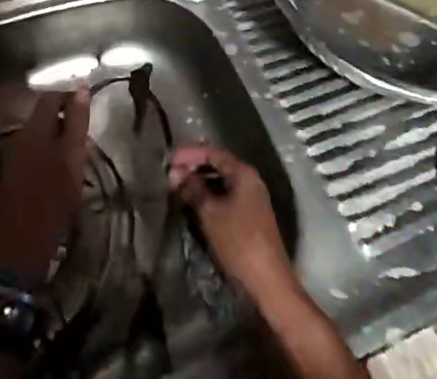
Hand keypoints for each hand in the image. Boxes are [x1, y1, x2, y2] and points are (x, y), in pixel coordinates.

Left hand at [0, 89, 90, 285]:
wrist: (22, 247)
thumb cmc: (53, 200)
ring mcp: (13, 156)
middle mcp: (19, 136)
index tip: (91, 107)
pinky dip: (49, 153)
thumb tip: (81, 91)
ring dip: (59, 137)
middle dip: (67, 119)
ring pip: (39, 134)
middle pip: (44, 115)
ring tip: (79, 155)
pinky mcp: (12, 174)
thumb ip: (77, 123)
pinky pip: (33, 151)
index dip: (71, 96)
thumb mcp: (72, 159)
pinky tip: (61, 171)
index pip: (52, 97)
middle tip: (89, 136)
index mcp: (33, 129)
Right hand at [169, 146, 294, 303]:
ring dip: (199, 182)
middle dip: (193, 167)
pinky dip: (209, 195)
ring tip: (178, 188)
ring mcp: (252, 199)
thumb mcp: (210, 212)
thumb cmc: (238, 242)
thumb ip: (192, 188)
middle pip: (218, 164)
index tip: (168, 161)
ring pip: (221, 181)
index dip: (189, 154)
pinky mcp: (250, 216)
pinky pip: (225, 196)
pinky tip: (194, 203)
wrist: (268, 283)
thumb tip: (176, 173)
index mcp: (243, 174)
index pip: (212, 152)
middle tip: (170, 175)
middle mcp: (250, 181)